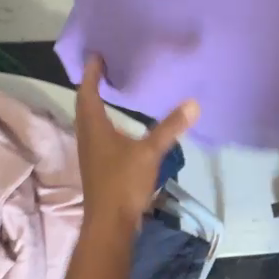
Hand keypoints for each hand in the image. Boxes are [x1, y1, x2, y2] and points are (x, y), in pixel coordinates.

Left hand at [75, 55, 197, 228]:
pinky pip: (99, 136)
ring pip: (91, 122)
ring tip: (114, 93)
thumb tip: (192, 103)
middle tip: (107, 70)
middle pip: (85, 106)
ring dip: (99, 106)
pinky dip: (107, 124)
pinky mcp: (99, 167)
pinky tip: (122, 128)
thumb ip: (169, 128)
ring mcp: (92, 154)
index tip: (97, 56)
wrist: (110, 223)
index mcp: (94, 128)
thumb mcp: (149, 153)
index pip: (88, 93)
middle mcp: (88, 137)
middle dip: (94, 87)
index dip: (92, 74)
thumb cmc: (123, 183)